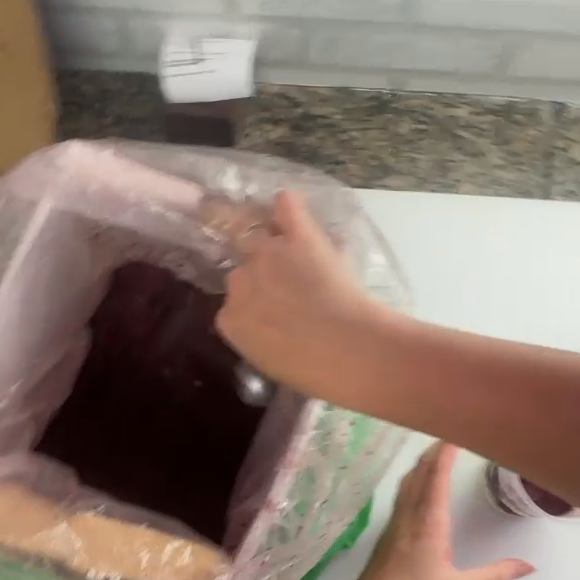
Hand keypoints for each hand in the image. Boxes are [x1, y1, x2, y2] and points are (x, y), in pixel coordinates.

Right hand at [215, 191, 390, 394]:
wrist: (348, 349)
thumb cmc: (313, 372)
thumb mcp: (271, 364)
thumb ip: (258, 339)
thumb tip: (268, 329)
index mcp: (230, 320)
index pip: (232, 306)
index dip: (251, 309)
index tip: (270, 318)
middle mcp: (240, 282)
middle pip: (242, 271)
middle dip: (260, 279)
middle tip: (288, 293)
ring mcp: (267, 255)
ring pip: (257, 237)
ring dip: (271, 244)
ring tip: (292, 255)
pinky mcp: (300, 237)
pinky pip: (286, 207)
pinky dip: (288, 207)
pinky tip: (289, 207)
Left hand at [339, 443, 535, 579]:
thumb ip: (495, 576)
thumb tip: (529, 566)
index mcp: (428, 522)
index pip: (437, 476)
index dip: (447, 451)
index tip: (458, 431)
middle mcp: (410, 513)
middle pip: (420, 471)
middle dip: (436, 449)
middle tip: (453, 431)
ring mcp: (396, 519)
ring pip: (409, 480)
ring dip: (423, 462)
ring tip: (439, 450)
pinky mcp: (389, 528)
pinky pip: (403, 492)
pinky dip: (414, 477)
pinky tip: (419, 482)